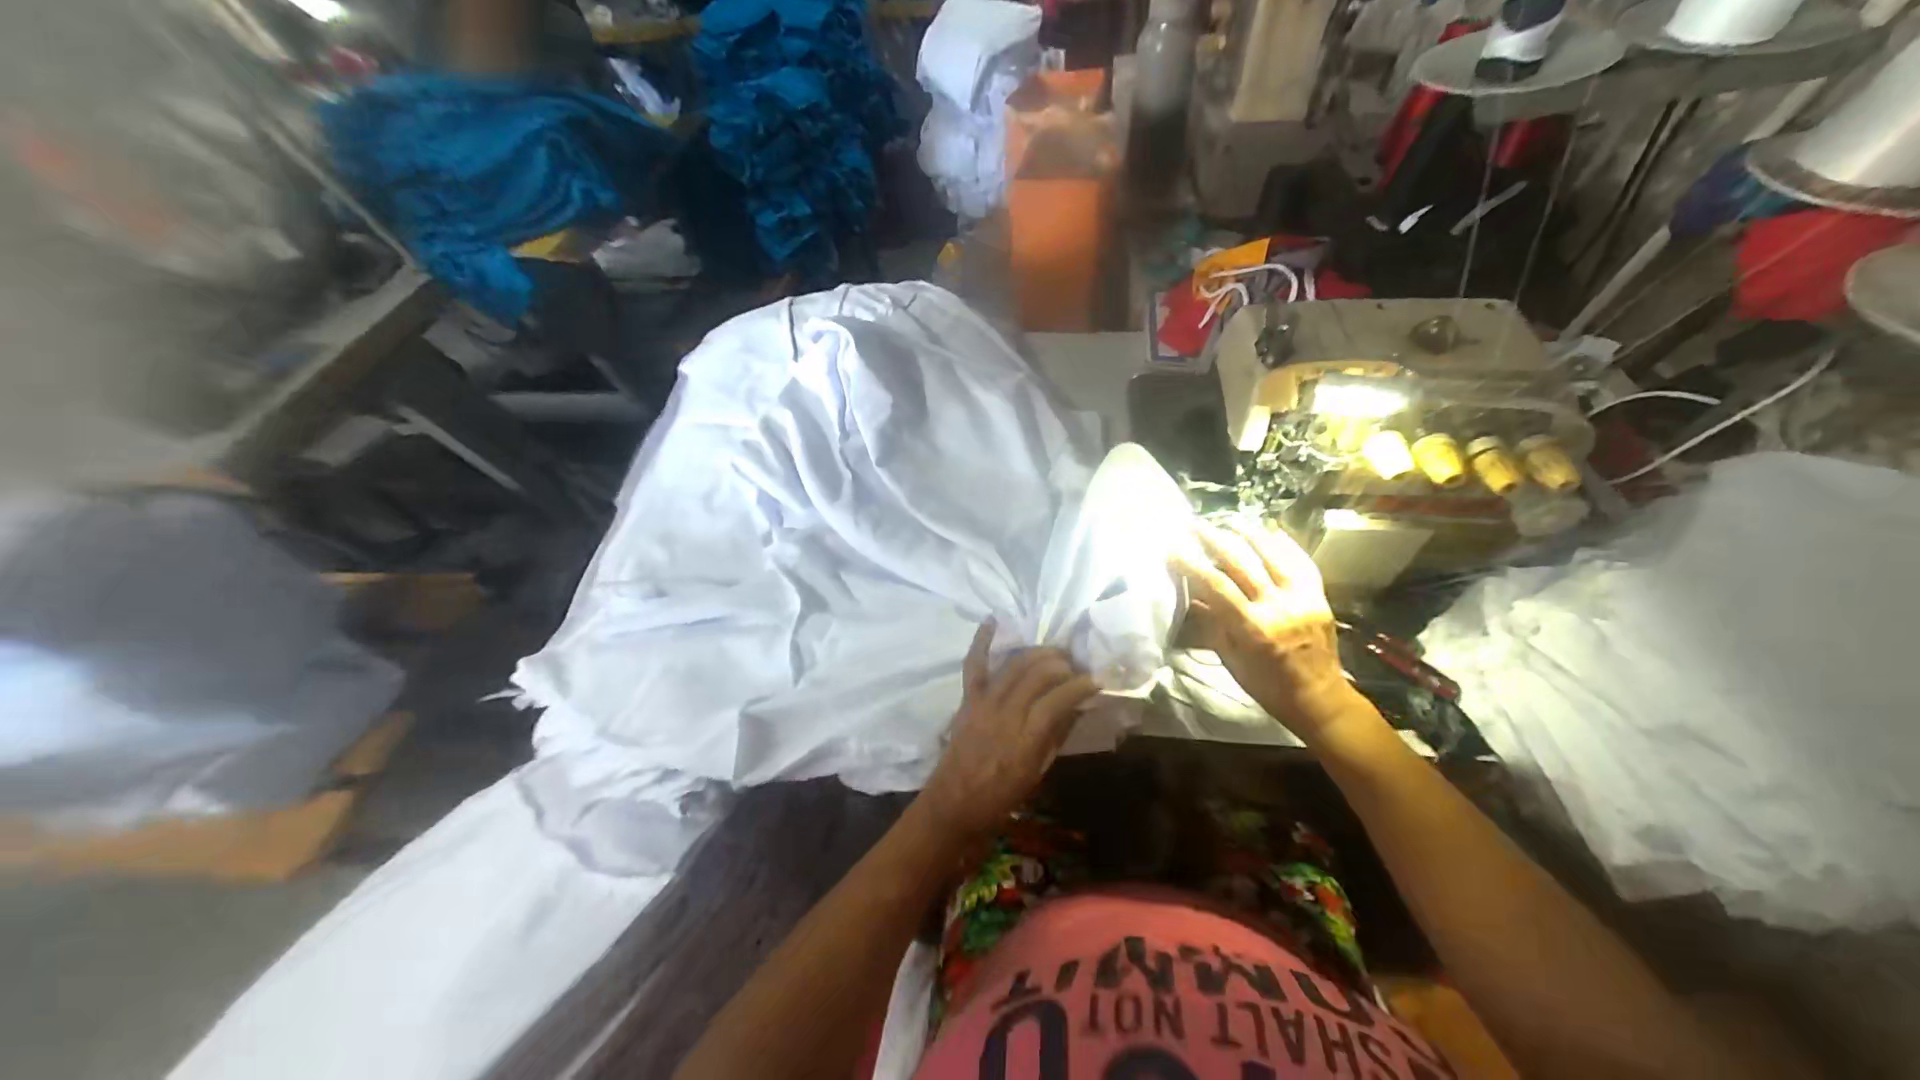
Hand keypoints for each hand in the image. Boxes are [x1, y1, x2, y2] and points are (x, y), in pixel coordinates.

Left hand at [916, 622, 1098, 842]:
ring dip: (1037, 653)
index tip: (1096, 680)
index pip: (1059, 699)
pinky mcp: (968, 699)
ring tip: (1054, 653)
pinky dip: (981, 641)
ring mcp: (984, 702)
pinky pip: (974, 665)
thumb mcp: (1037, 771)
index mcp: (1026, 737)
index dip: (1081, 685)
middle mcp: (1006, 713)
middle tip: (1075, 666)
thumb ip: (1056, 736)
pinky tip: (992, 621)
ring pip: (1014, 664)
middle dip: (1062, 664)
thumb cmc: (1001, 795)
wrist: (955, 803)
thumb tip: (1076, 707)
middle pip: (1038, 674)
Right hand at [1172, 520, 1373, 746]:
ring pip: (1273, 555)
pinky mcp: (1319, 597)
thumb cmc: (1267, 686)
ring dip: (1249, 534)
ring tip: (1231, 521)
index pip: (1215, 585)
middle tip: (1196, 525)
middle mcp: (1277, 607)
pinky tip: (1271, 531)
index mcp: (1252, 627)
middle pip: (1241, 563)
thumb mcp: (1231, 659)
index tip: (1173, 549)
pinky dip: (1286, 544)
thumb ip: (1213, 624)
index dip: (1191, 563)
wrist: (1319, 699)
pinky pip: (1302, 562)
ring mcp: (1302, 598)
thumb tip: (1192, 595)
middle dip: (1215, 540)